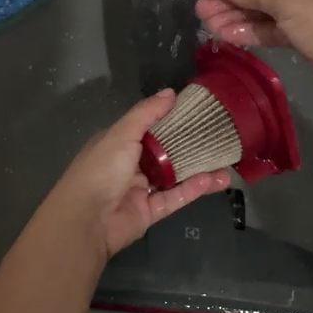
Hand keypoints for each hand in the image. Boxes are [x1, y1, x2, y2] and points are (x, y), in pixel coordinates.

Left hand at [45, 91, 232, 258]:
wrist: (87, 220)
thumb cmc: (101, 169)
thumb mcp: (121, 134)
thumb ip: (146, 113)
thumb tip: (170, 92)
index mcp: (118, 142)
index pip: (148, 126)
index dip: (170, 118)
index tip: (195, 110)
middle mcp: (129, 164)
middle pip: (164, 151)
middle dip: (189, 145)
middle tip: (217, 136)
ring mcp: (141, 188)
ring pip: (174, 176)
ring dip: (199, 169)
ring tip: (226, 161)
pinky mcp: (151, 211)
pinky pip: (176, 197)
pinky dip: (196, 188)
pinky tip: (218, 180)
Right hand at [195, 0, 312, 97]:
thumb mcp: (288, 1)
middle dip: (228, 0)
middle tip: (200, 12)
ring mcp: (300, 11)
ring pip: (260, 11)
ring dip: (234, 18)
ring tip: (207, 25)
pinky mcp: (300, 36)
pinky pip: (269, 30)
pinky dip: (249, 32)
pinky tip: (226, 36)